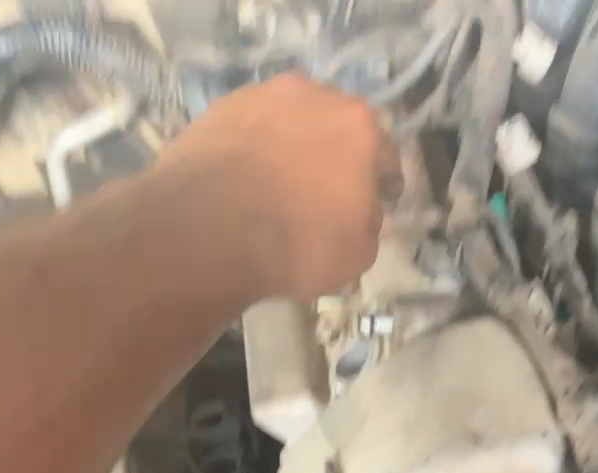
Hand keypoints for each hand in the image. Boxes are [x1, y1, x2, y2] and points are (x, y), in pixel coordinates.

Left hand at [157, 75, 396, 301]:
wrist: (212, 229)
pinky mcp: (220, 106)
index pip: (386, 156)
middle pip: (338, 128)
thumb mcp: (361, 253)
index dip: (383, 185)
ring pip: (293, 123)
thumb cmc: (303, 242)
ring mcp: (263, 95)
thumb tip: (361, 211)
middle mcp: (314, 96)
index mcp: (360, 128)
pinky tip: (251, 183)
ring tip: (285, 187)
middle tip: (329, 194)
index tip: (376, 206)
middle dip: (339, 157)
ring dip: (296, 148)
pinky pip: (254, 130)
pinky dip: (258, 150)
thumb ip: (370, 223)